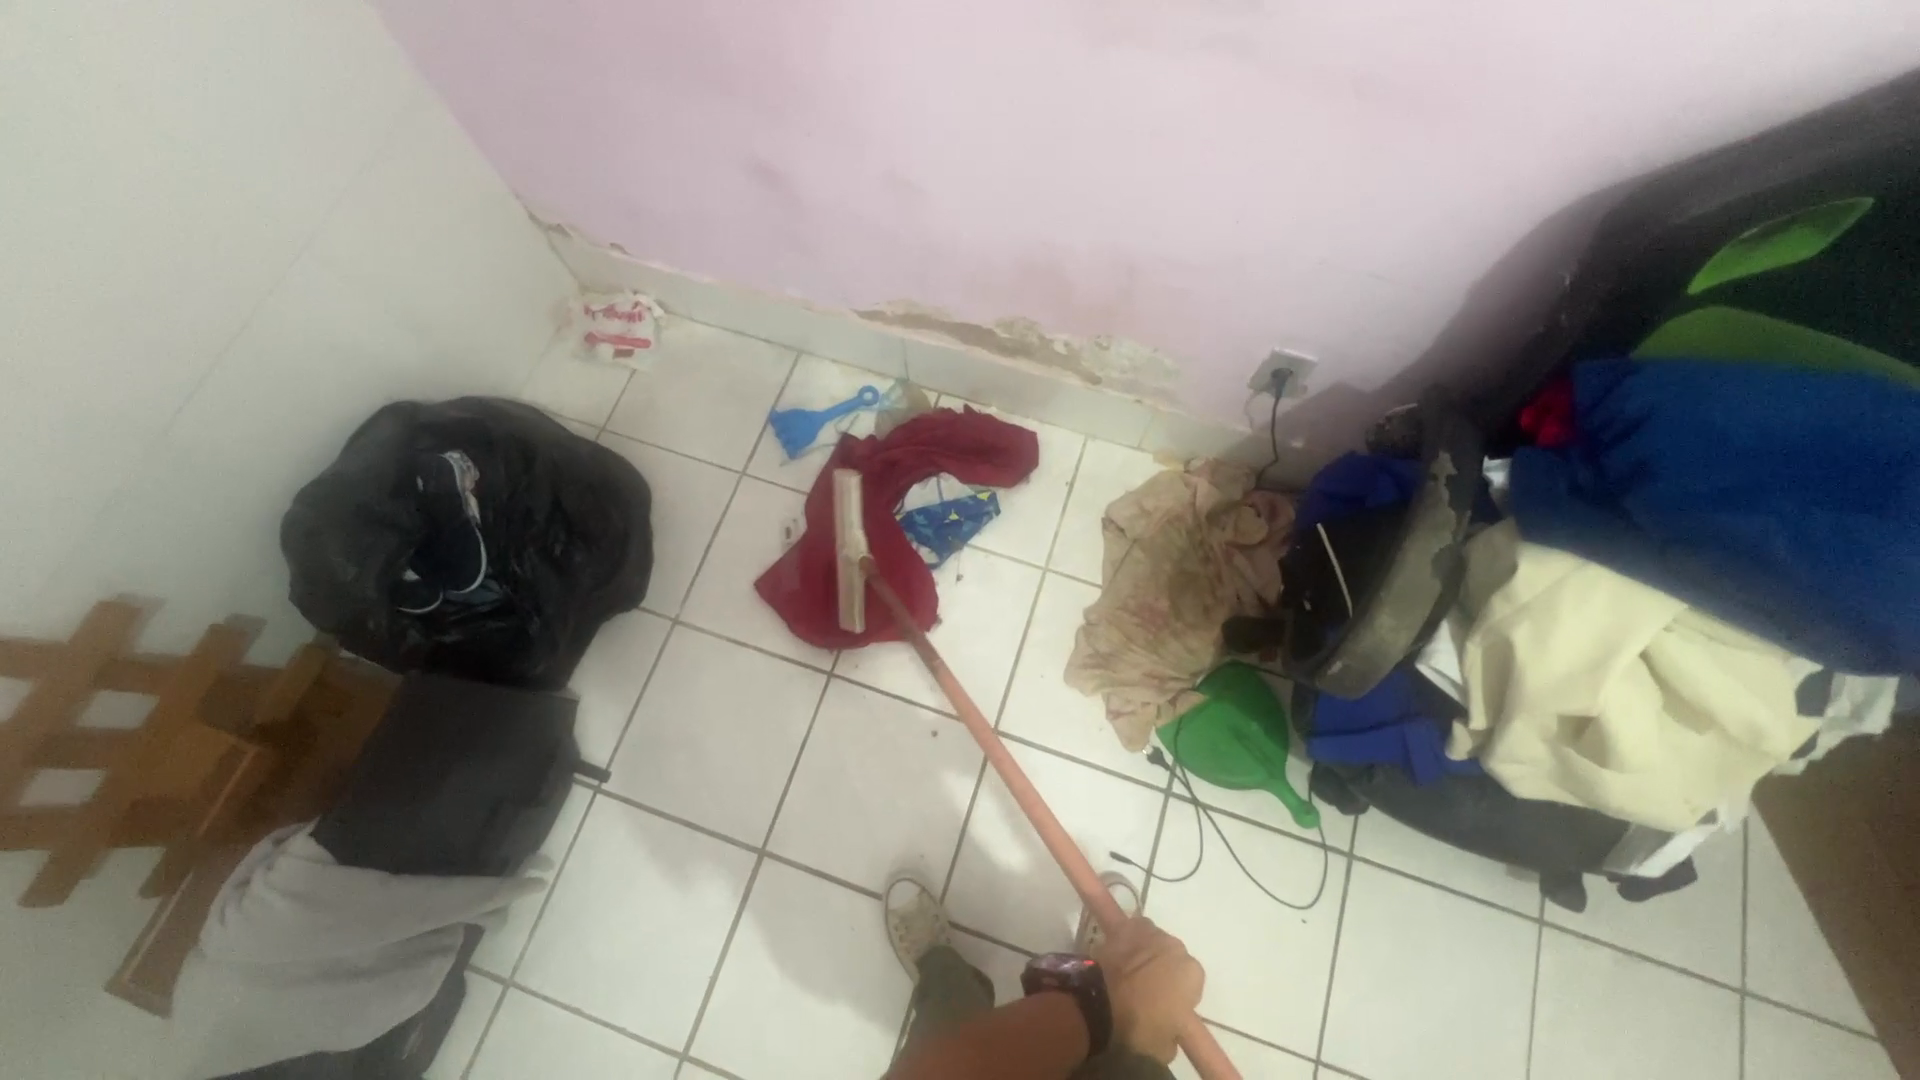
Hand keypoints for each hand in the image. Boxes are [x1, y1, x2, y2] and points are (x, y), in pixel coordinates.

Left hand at [1092, 917, 1203, 1063]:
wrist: (1103, 1003)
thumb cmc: (1140, 1026)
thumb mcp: (1167, 1047)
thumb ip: (1175, 1031)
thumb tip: (1168, 1028)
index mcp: (1192, 973)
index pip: (1191, 984)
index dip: (1179, 997)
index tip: (1166, 1009)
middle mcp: (1176, 947)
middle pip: (1174, 958)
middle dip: (1165, 971)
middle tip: (1149, 990)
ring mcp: (1151, 932)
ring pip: (1154, 942)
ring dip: (1148, 953)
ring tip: (1132, 971)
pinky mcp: (1127, 925)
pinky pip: (1132, 929)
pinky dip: (1128, 936)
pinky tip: (1120, 951)